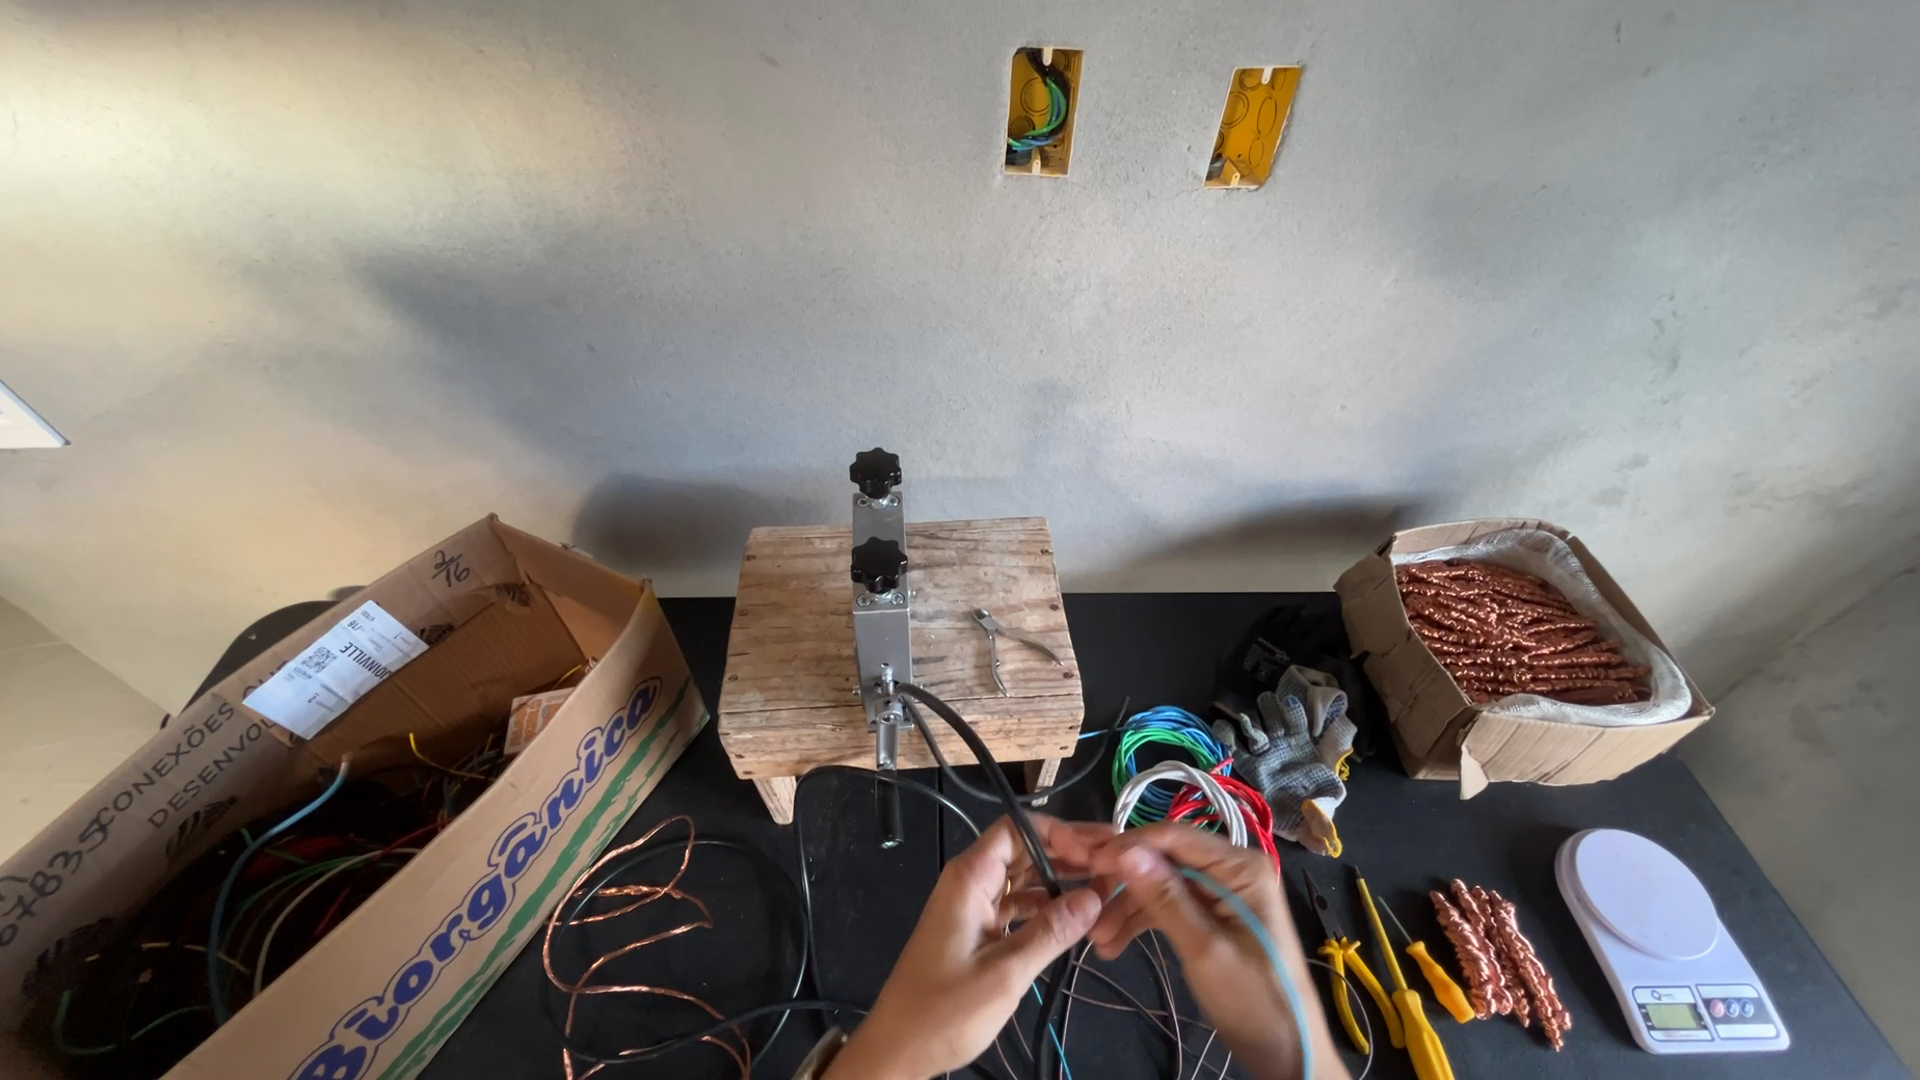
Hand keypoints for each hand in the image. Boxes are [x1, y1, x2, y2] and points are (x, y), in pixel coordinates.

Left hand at [824, 816, 1101, 1079]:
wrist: (897, 1049)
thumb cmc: (945, 1009)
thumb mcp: (1005, 973)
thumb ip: (1051, 932)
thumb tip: (1095, 897)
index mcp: (970, 876)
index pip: (1017, 828)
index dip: (1058, 832)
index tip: (1095, 851)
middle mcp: (971, 880)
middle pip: (1024, 849)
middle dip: (1068, 853)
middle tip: (1114, 863)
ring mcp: (973, 904)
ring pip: (1023, 877)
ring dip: (1059, 881)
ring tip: (1105, 889)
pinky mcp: (977, 928)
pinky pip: (1016, 904)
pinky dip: (1044, 907)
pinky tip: (1074, 918)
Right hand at [1051, 822, 1348, 1079]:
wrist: (1290, 1058)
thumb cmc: (1256, 1002)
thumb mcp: (1206, 950)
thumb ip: (1166, 898)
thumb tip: (1125, 851)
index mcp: (1240, 865)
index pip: (1174, 837)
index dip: (1129, 846)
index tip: (1088, 862)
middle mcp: (1230, 868)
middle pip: (1164, 859)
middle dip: (1125, 882)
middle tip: (1088, 904)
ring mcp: (1221, 891)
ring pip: (1161, 883)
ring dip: (1128, 907)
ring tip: (1098, 938)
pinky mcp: (1212, 915)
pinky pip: (1169, 905)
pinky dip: (1142, 921)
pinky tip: (1114, 943)